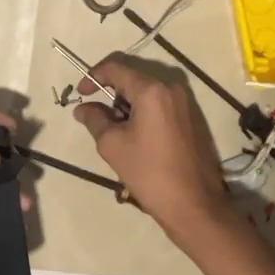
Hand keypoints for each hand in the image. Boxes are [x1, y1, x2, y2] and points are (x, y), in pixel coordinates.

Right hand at [73, 55, 228, 237]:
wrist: (194, 206)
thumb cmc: (149, 173)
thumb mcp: (112, 145)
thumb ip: (94, 119)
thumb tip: (83, 108)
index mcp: (151, 90)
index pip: (115, 68)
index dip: (93, 77)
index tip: (80, 94)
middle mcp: (171, 88)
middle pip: (133, 78)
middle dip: (111, 93)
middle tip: (98, 116)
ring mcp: (185, 103)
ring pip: (147, 92)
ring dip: (127, 104)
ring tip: (117, 131)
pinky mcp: (192, 119)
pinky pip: (161, 104)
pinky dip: (144, 112)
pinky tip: (137, 137)